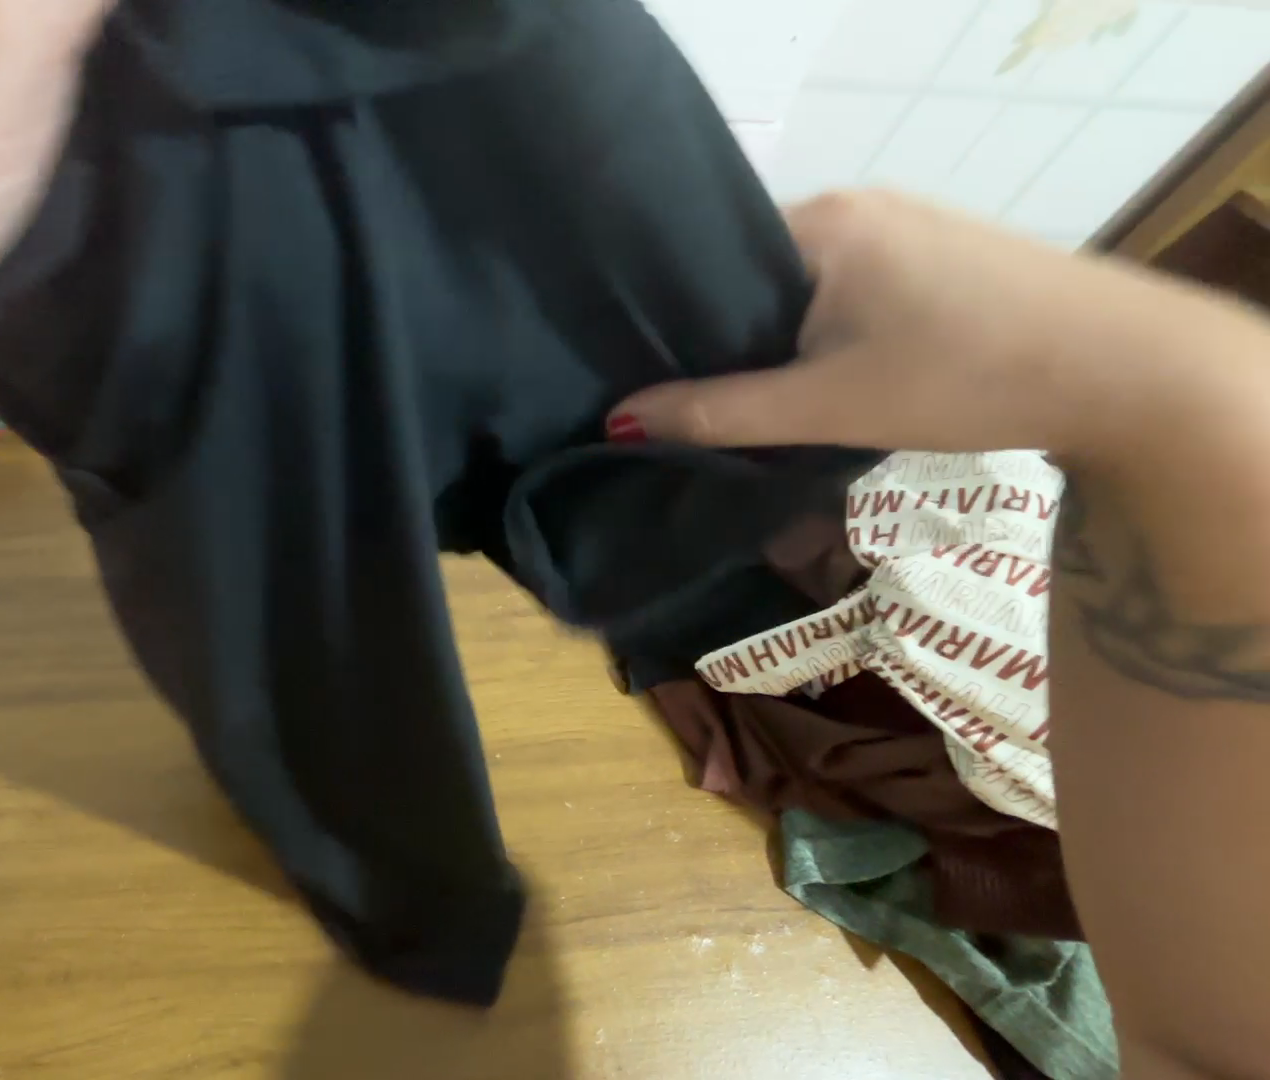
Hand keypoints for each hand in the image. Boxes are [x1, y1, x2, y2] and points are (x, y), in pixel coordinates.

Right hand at [608, 190, 1218, 458]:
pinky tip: (807, 371)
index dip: (670, 321)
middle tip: (681, 393)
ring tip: (736, 390)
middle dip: (717, 335)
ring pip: (793, 287)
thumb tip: (618, 422)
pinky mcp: (930, 255)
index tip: (640, 371)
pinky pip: (836, 288)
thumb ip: (715, 413)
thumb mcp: (823, 405)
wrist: (1135, 373)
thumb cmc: (964, 376)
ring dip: (767, 337)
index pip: (707, 262)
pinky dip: (810, 330)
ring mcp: (899, 226)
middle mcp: (854, 207)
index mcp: (821, 223)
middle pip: (747, 275)